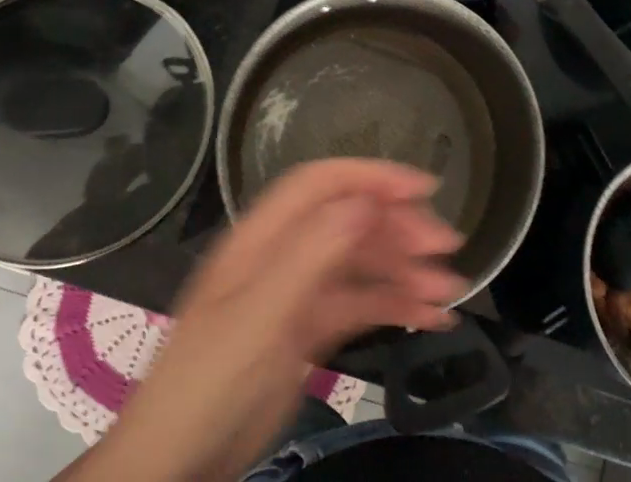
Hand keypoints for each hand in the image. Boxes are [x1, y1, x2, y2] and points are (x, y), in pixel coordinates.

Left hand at [64, 160, 465, 481]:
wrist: (179, 459)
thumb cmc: (210, 381)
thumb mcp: (259, 316)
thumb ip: (310, 255)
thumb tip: (364, 202)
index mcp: (262, 239)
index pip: (321, 185)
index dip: (371, 177)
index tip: (424, 188)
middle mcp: (281, 256)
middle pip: (348, 222)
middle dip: (400, 228)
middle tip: (448, 246)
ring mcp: (296, 294)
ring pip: (360, 265)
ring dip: (405, 270)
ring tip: (452, 290)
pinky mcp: (308, 331)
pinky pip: (359, 305)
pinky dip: (395, 305)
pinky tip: (431, 317)